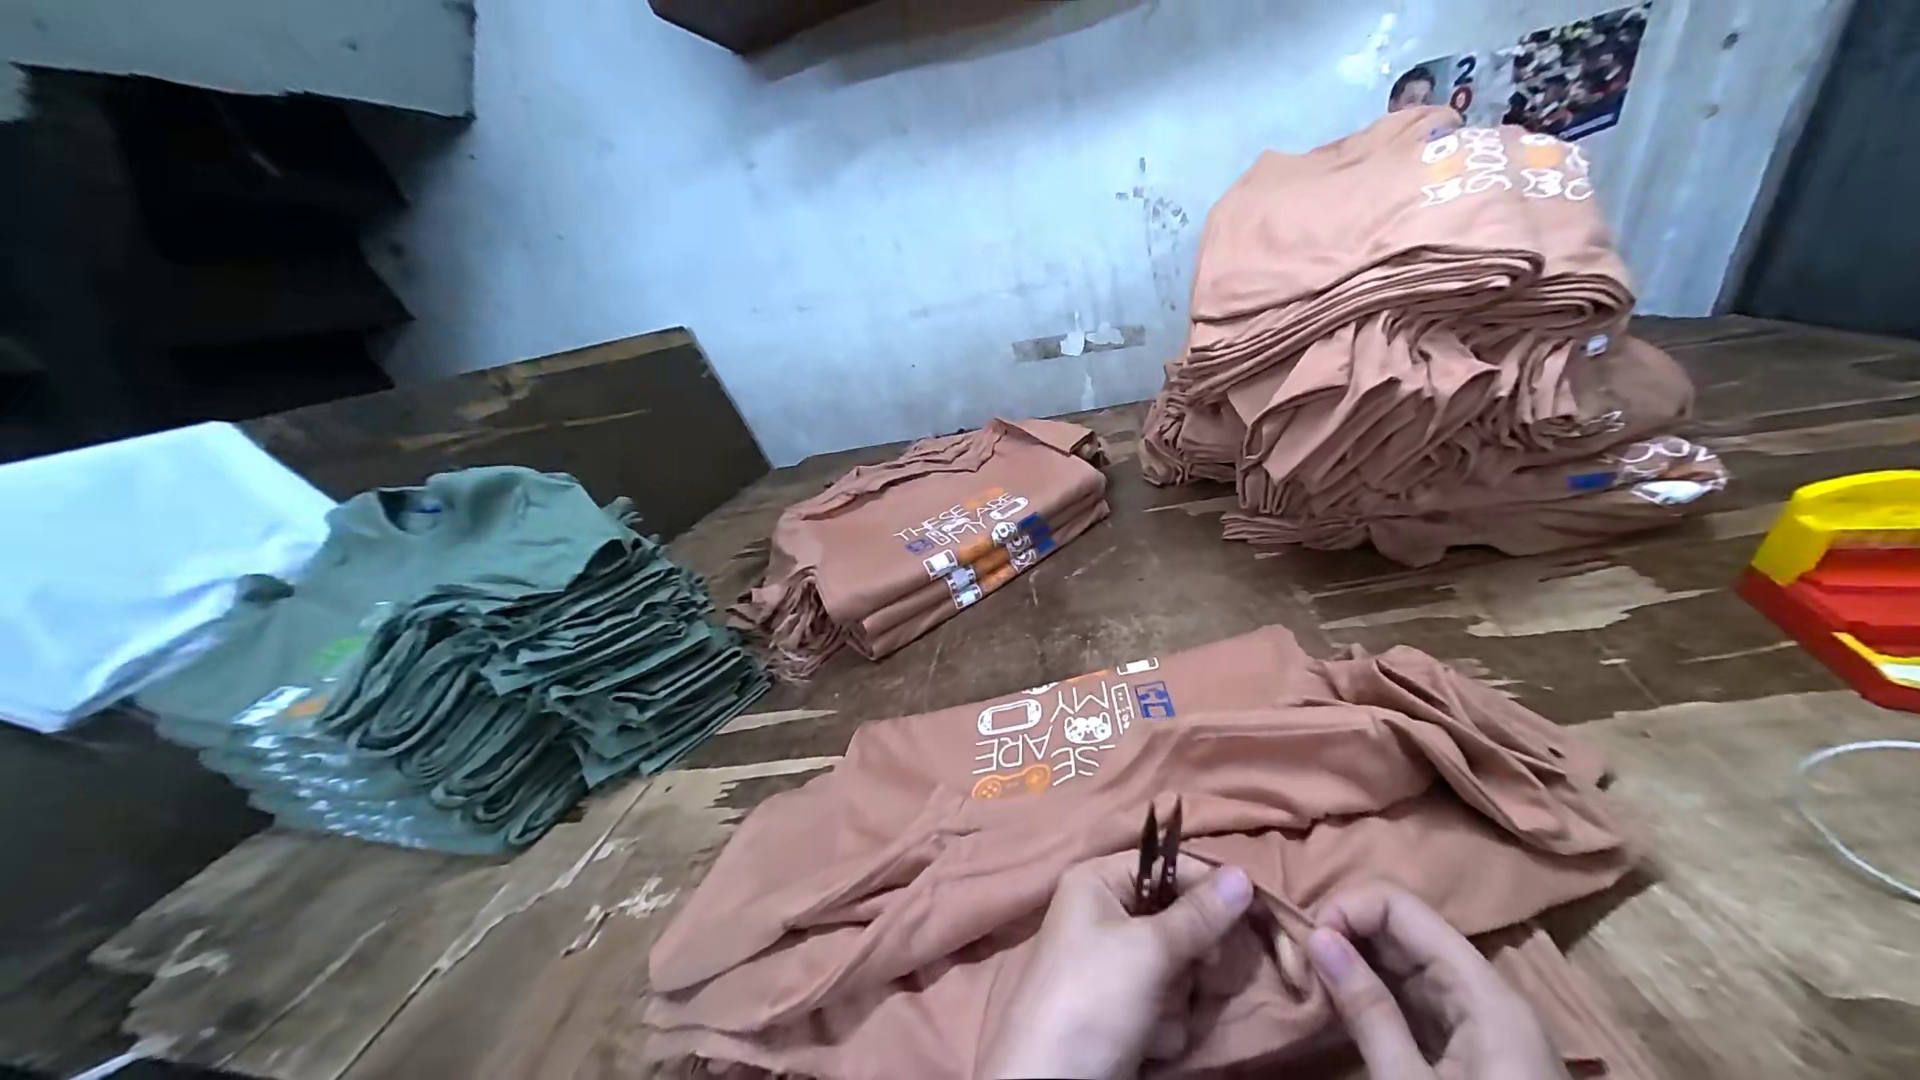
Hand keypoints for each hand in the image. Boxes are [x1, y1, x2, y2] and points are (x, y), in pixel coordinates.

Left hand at [980, 852, 1253, 1078]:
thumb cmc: (1096, 994)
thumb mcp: (1149, 950)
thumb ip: (1199, 915)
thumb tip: (1242, 874)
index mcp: (1097, 881)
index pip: (1163, 865)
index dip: (1203, 883)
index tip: (1246, 907)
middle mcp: (1104, 912)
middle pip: (1175, 917)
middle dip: (1188, 954)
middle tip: (1196, 969)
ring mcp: (1114, 961)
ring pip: (1177, 964)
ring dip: (1175, 995)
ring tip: (1153, 1012)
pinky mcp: (1123, 1004)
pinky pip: (1165, 999)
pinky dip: (1164, 1021)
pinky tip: (1146, 1038)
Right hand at [1307, 884, 1568, 1079]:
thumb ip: (1368, 1009)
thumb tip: (1318, 936)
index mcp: (1484, 992)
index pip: (1401, 907)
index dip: (1349, 908)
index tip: (1310, 942)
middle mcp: (1486, 991)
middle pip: (1404, 926)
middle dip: (1347, 930)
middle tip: (1303, 957)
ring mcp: (1481, 1018)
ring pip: (1406, 957)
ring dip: (1356, 957)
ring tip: (1315, 975)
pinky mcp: (1472, 1044)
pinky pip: (1416, 993)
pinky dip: (1376, 987)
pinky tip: (1345, 999)